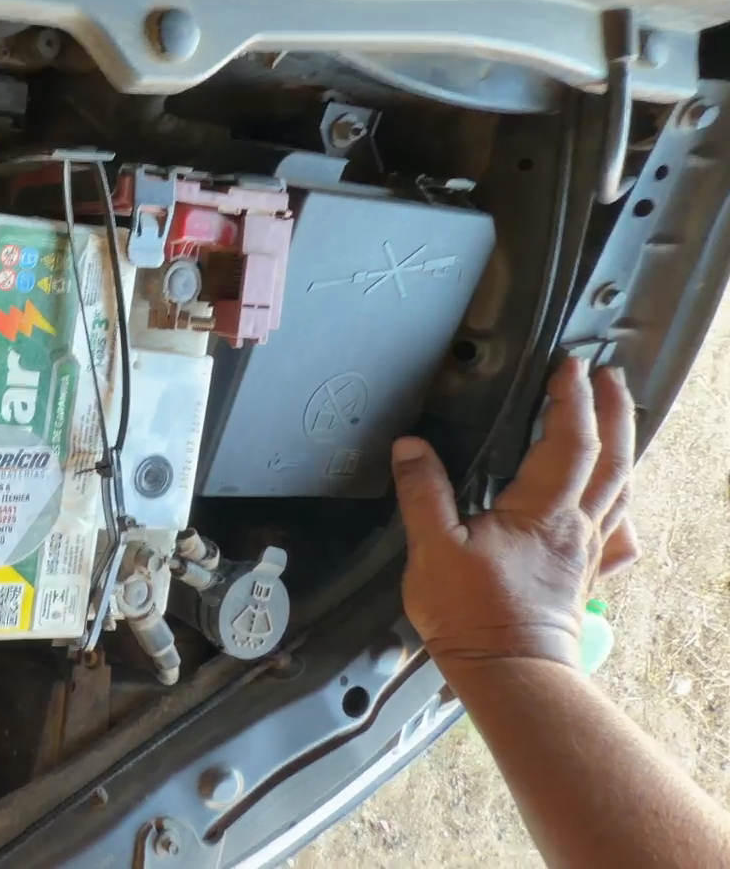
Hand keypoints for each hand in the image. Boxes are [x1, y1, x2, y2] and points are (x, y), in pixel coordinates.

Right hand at [391, 359, 640, 673]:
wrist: (509, 667)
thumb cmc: (469, 609)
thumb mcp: (432, 545)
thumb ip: (423, 491)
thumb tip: (412, 446)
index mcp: (541, 514)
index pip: (566, 444)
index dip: (569, 401)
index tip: (568, 366)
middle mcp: (576, 526)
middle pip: (609, 460)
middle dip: (610, 412)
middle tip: (605, 376)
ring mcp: (587, 551)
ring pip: (621, 490)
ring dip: (621, 448)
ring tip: (614, 422)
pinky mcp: (584, 573)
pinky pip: (618, 531)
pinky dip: (622, 507)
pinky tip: (616, 507)